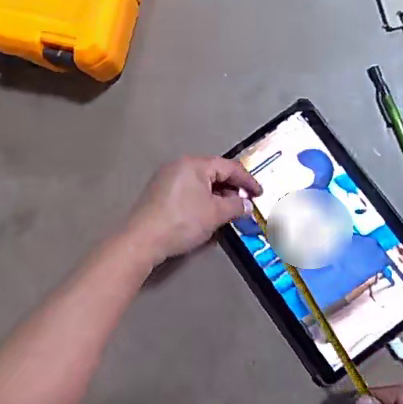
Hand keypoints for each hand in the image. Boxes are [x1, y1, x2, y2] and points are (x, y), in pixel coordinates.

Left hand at [122, 156, 262, 264]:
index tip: (259, 193)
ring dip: (217, 194)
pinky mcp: (159, 192)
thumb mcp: (215, 214)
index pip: (228, 167)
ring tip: (228, 210)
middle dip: (232, 187)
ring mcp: (166, 177)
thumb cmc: (182, 222)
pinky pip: (188, 189)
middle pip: (213, 172)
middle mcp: (179, 165)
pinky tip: (207, 213)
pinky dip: (202, 198)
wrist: (143, 239)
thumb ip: (236, 206)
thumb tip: (246, 204)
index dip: (247, 180)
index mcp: (194, 164)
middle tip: (245, 202)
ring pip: (200, 181)